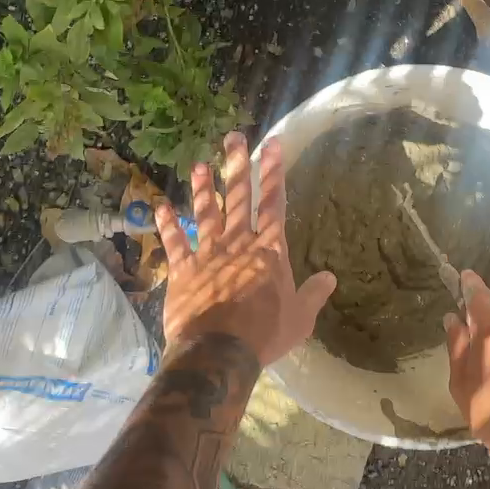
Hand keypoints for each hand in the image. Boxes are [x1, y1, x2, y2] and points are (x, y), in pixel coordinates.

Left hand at [157, 132, 336, 366]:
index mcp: (269, 252)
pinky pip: (174, 242)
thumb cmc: (265, 334)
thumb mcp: (300, 319)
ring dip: (201, 188)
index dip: (274, 173)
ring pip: (204, 213)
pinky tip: (159, 207)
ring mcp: (207, 254)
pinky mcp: (182, 270)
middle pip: (237, 198)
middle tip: (232, 138)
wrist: (218, 350)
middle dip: (237, 166)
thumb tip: (330, 278)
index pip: (273, 204)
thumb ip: (313, 295)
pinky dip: (166, 225)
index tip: (272, 145)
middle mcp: (238, 243)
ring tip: (198, 165)